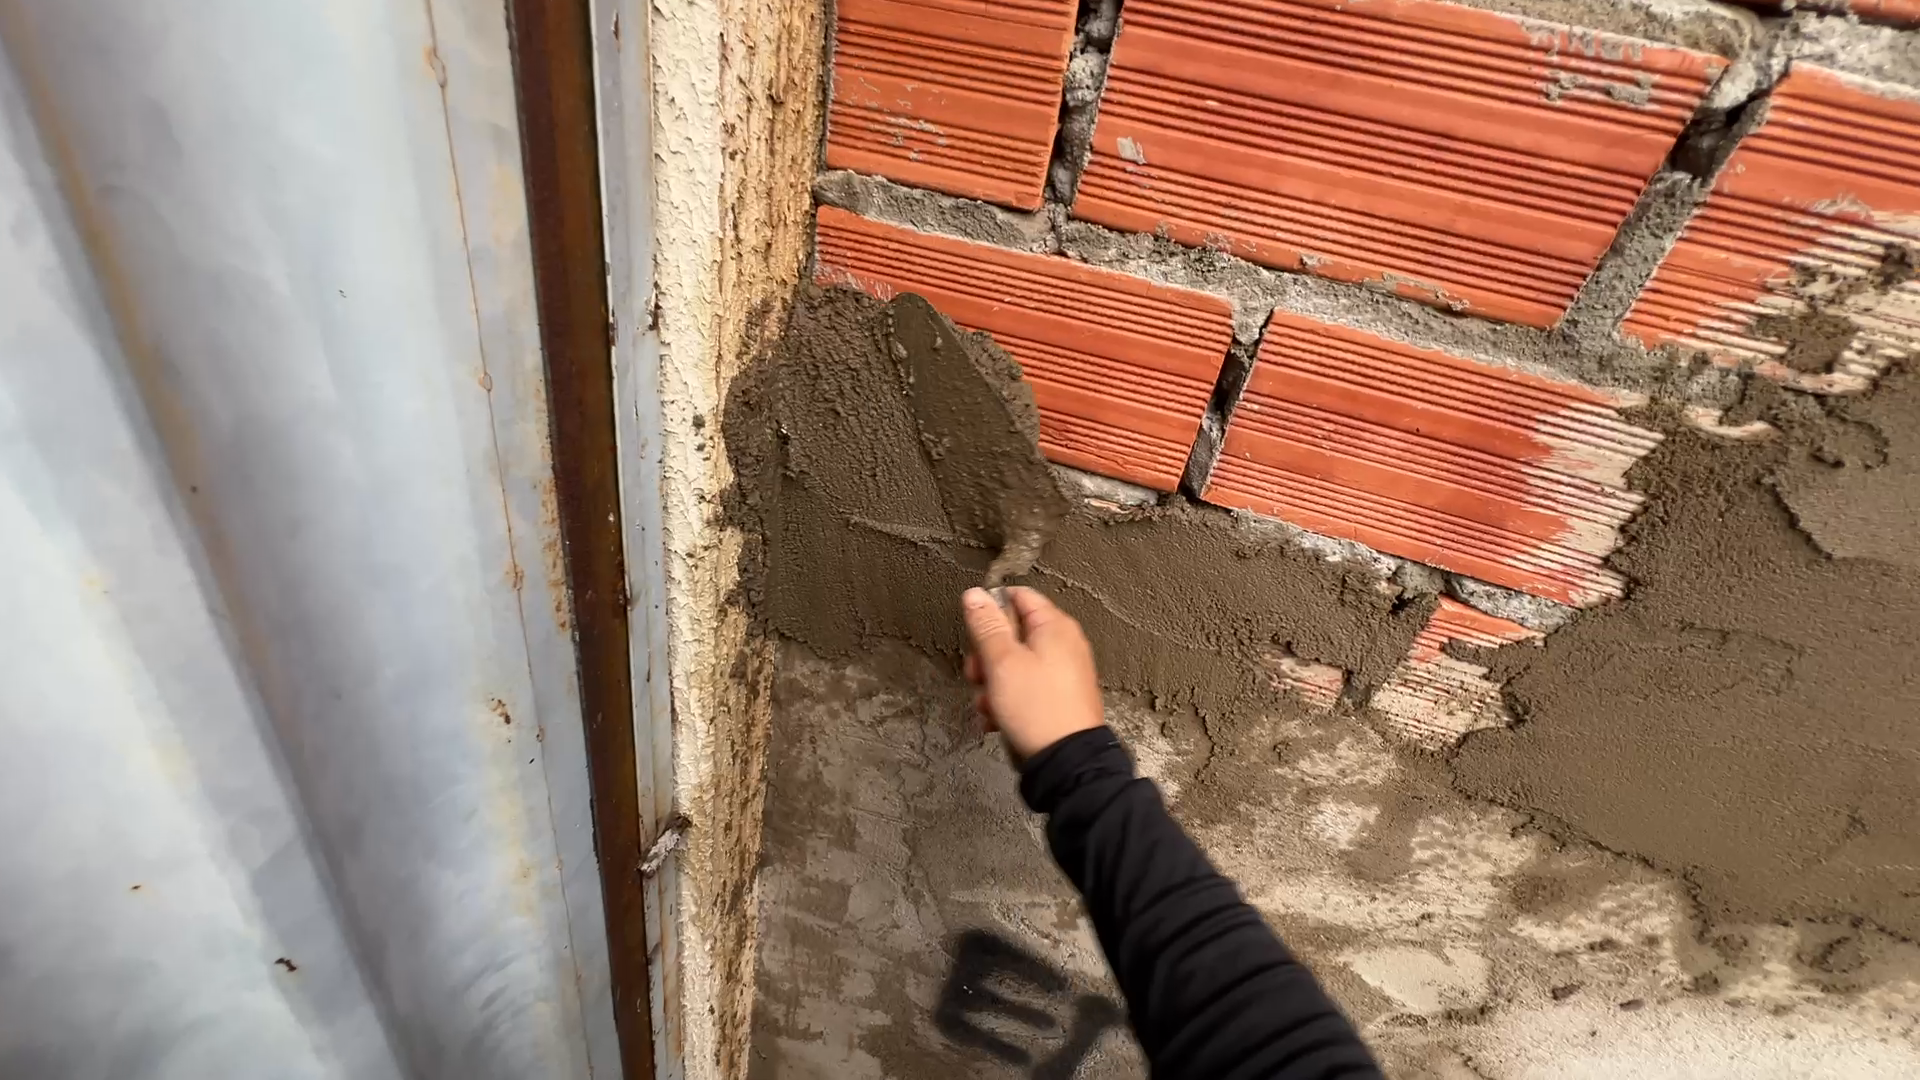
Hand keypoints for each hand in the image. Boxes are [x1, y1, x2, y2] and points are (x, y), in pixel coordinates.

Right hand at [960, 586, 1105, 760]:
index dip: (991, 612)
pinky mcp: (1057, 697)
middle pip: (1012, 633)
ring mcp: (1061, 672)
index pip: (1017, 596)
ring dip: (992, 683)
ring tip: (989, 704)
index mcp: (1054, 626)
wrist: (1066, 762)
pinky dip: (1007, 700)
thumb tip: (975, 594)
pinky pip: (1025, 687)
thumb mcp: (1001, 661)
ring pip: (1013, 664)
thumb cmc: (1038, 709)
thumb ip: (986, 625)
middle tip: (979, 675)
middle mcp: (1063, 644)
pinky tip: (997, 718)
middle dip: (987, 656)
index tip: (976, 633)